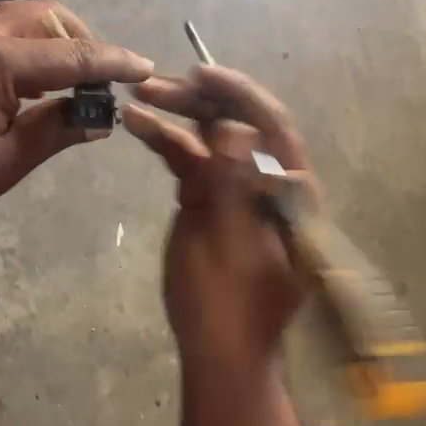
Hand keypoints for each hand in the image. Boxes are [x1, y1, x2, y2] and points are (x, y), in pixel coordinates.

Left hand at [0, 0, 152, 244]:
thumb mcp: (1, 165)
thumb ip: (55, 129)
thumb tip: (99, 114)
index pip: (73, 53)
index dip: (113, 61)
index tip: (144, 67)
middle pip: (49, 17)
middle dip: (83, 40)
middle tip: (103, 78)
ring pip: (23, 15)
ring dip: (55, 37)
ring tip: (75, 75)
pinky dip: (27, 39)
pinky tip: (36, 72)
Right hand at [124, 66, 309, 369]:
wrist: (218, 354)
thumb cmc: (233, 309)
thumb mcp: (232, 246)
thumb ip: (232, 185)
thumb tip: (231, 128)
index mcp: (291, 190)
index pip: (274, 127)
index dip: (241, 94)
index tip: (203, 72)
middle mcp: (266, 177)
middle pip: (237, 121)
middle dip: (199, 97)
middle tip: (157, 83)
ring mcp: (236, 184)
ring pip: (209, 132)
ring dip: (176, 110)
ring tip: (140, 92)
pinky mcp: (209, 194)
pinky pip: (188, 155)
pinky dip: (164, 137)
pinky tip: (135, 123)